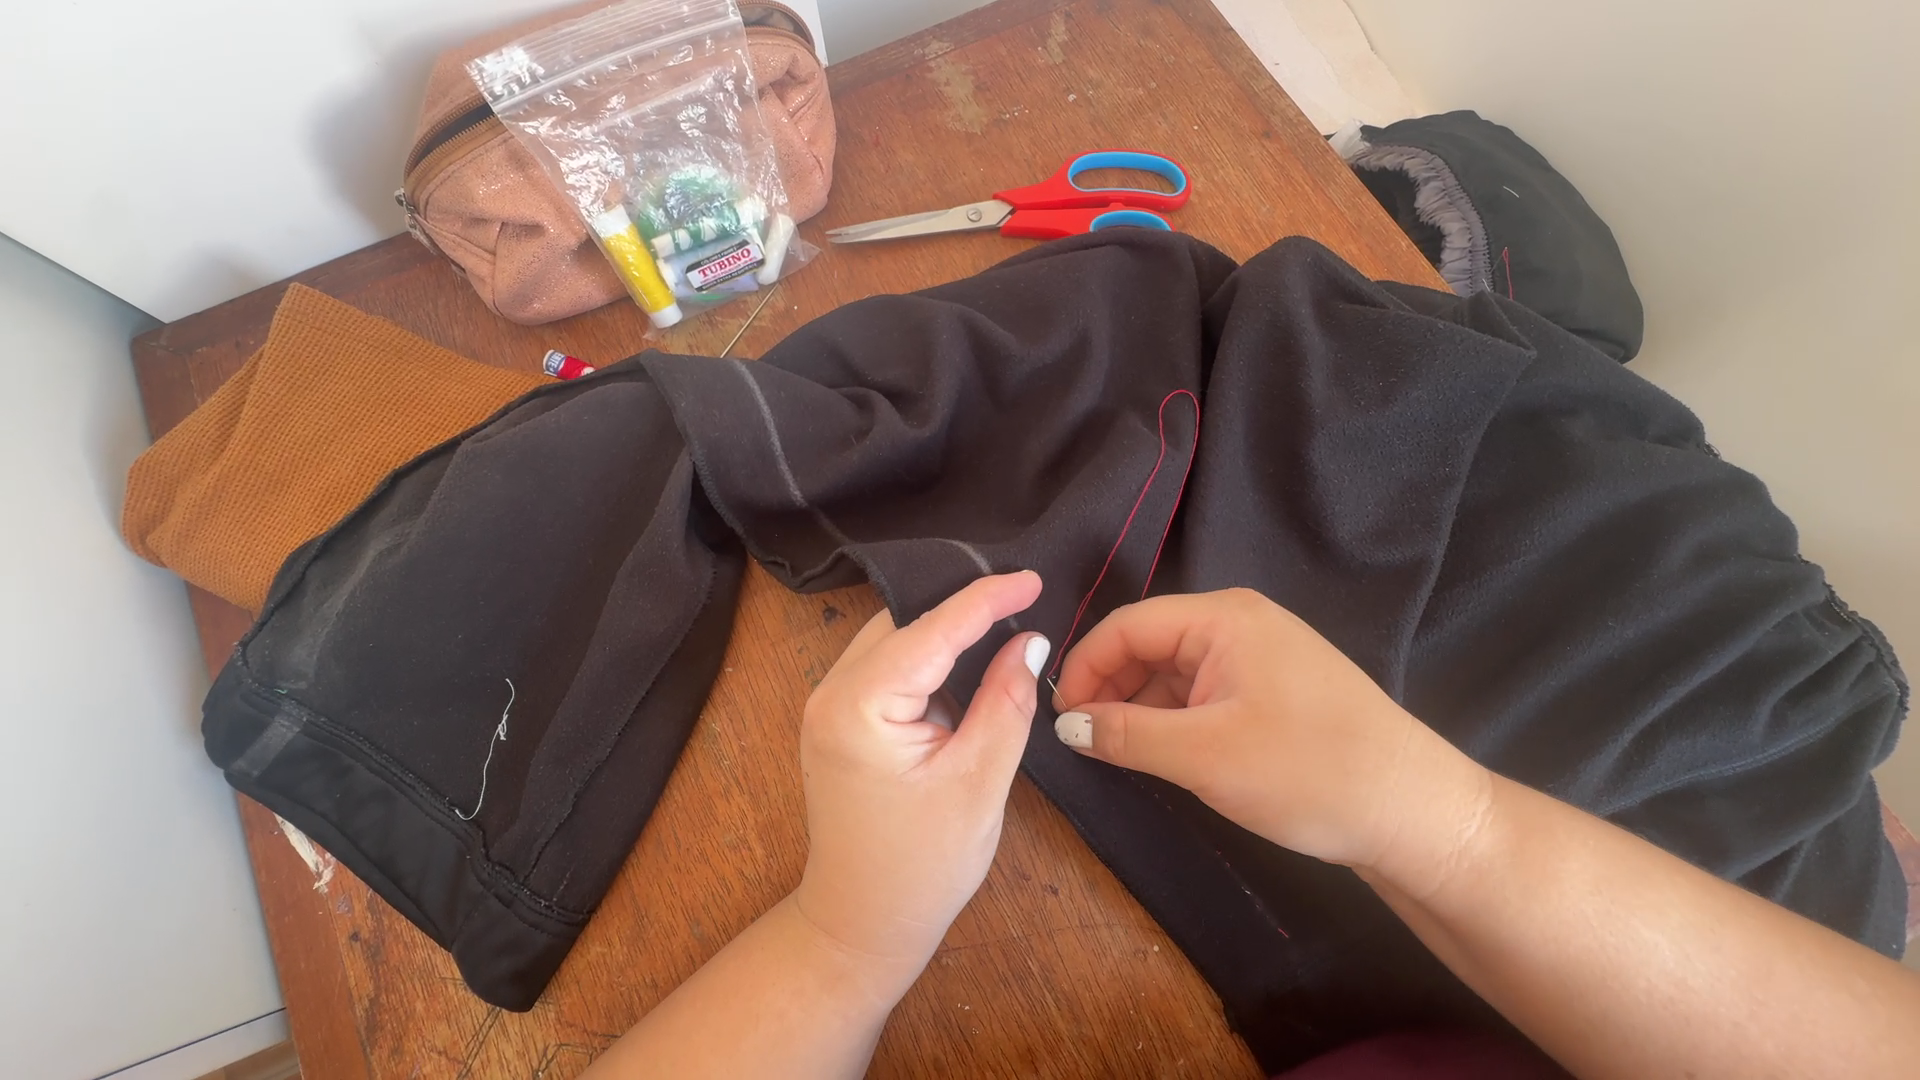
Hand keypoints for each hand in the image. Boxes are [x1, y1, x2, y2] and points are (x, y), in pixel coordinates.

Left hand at [793, 571, 1048, 987]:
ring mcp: (828, 704)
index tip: (1031, 576)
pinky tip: (963, 664)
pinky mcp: (839, 718)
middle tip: (1022, 600)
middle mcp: (831, 692)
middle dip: (963, 610)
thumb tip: (1028, 640)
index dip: (985, 598)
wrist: (860, 925)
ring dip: (944, 634)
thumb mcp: (978, 783)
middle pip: (904, 625)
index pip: (931, 630)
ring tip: (1001, 626)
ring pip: (894, 640)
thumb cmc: (922, 866)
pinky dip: (927, 660)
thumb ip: (1004, 702)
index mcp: (859, 706)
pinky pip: (886, 666)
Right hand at [1051, 588, 1489, 891]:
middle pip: (1150, 643)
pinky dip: (1174, 716)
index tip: (1059, 718)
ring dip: (1141, 705)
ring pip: (1175, 669)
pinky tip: (1164, 749)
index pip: (1128, 626)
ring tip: (1120, 749)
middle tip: (1085, 738)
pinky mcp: (1274, 686)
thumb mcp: (1202, 755)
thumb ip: (1124, 734)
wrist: (1420, 815)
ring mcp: (1261, 653)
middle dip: (1111, 686)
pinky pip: (1204, 689)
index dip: (1085, 667)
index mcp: (1222, 618)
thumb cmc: (1307, 772)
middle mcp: (1239, 622)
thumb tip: (1065, 726)